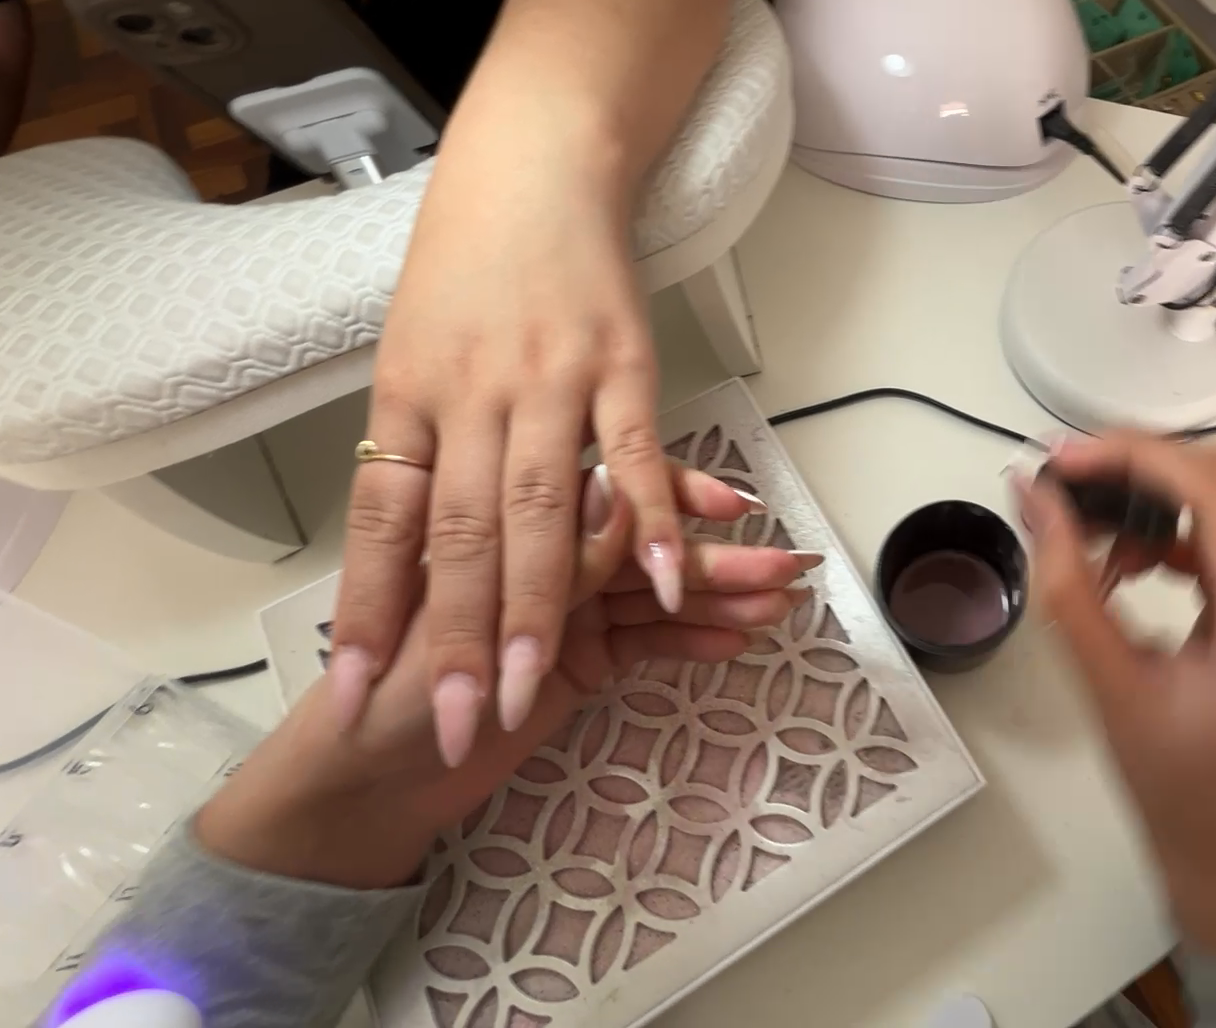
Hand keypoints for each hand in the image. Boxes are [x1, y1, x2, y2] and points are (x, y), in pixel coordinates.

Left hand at [202, 466, 816, 888]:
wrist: (357, 790)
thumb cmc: (386, 697)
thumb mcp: (461, 617)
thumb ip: (544, 560)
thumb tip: (615, 493)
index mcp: (514, 532)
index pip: (604, 502)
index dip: (670, 503)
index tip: (731, 507)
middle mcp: (553, 560)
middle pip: (648, 555)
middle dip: (721, 563)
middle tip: (790, 567)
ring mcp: (577, 610)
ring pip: (661, 599)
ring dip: (721, 604)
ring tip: (782, 605)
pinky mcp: (592, 657)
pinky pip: (651, 644)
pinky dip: (692, 644)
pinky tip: (739, 641)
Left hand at [331, 150, 699, 769]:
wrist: (534, 173)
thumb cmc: (476, 267)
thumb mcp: (421, 352)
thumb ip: (427, 442)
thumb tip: (419, 540)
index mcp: (411, 399)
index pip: (384, 524)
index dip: (370, 611)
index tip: (359, 695)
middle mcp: (473, 399)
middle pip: (461, 535)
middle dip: (457, 637)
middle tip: (455, 727)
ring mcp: (553, 384)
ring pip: (542, 510)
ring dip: (541, 604)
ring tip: (535, 687)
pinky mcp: (624, 370)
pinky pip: (637, 458)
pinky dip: (649, 523)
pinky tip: (665, 587)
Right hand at [1017, 437, 1215, 954]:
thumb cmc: (1166, 773)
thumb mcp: (1104, 682)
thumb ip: (1066, 583)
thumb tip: (1031, 494)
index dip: (1143, 460)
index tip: (1069, 458)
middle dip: (1153, 466)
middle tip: (1080, 487)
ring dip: (1173, 491)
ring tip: (1111, 539)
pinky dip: (1192, 521)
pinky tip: (1147, 557)